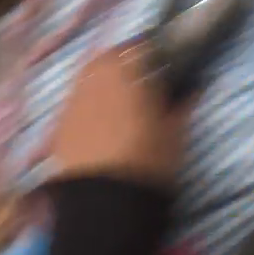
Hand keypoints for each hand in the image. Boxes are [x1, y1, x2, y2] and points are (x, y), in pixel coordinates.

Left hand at [50, 46, 185, 182]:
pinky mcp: (57, 131)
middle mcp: (95, 84)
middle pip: (104, 58)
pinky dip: (86, 103)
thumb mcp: (175, 134)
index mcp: (126, 77)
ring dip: (101, 78)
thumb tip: (195, 87)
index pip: (136, 47)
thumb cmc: (148, 162)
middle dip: (120, 58)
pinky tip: (98, 120)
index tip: (160, 54)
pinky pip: (73, 104)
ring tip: (117, 93)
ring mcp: (72, 107)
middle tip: (137, 69)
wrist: (103, 207)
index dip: (149, 46)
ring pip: (85, 79)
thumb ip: (184, 105)